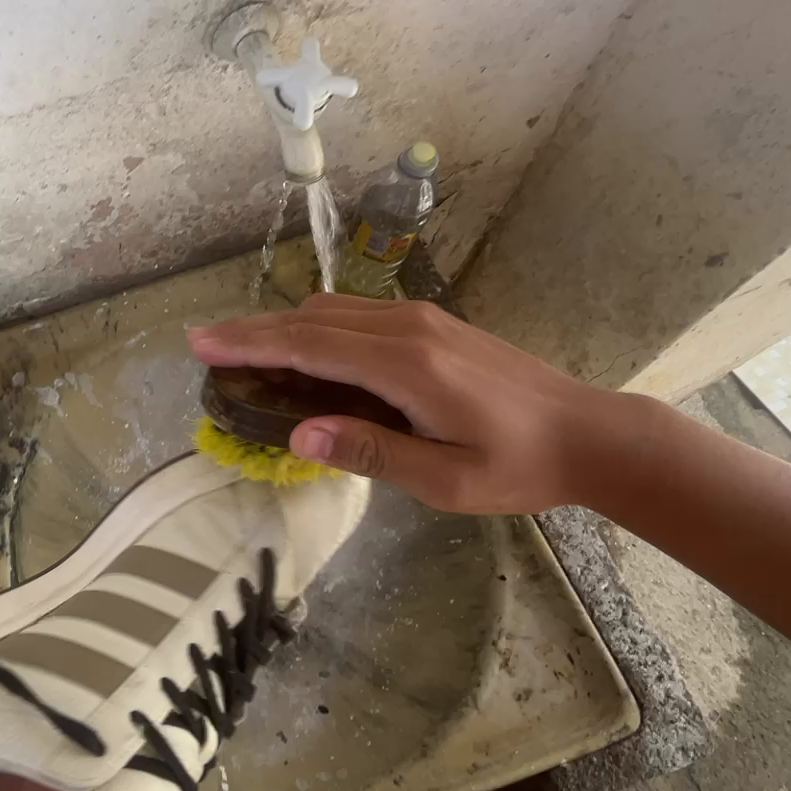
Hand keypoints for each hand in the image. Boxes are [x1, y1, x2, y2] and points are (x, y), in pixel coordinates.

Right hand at [187, 293, 656, 513]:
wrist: (588, 432)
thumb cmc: (518, 466)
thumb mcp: (445, 479)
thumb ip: (370, 452)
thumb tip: (298, 434)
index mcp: (406, 366)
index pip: (307, 346)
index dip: (248, 344)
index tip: (201, 344)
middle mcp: (406, 327)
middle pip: (309, 319)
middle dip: (251, 330)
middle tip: (204, 345)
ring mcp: (419, 318)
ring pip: (330, 310)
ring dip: (281, 327)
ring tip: (244, 352)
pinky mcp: (429, 322)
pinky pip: (353, 314)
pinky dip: (314, 327)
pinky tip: (304, 351)